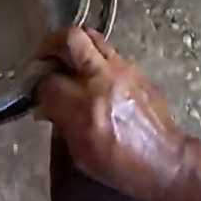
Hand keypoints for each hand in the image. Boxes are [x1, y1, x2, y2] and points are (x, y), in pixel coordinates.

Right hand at [36, 28, 196, 200]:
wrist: (162, 159)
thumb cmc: (119, 165)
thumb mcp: (81, 154)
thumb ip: (61, 124)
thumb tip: (46, 107)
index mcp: (84, 107)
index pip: (49, 83)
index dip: (39, 86)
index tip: (38, 92)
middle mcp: (101, 79)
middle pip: (72, 39)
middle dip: (52, 42)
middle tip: (45, 54)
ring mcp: (121, 69)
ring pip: (93, 36)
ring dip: (75, 42)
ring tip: (67, 55)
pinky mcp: (135, 67)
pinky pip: (109, 51)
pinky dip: (95, 55)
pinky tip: (93, 71)